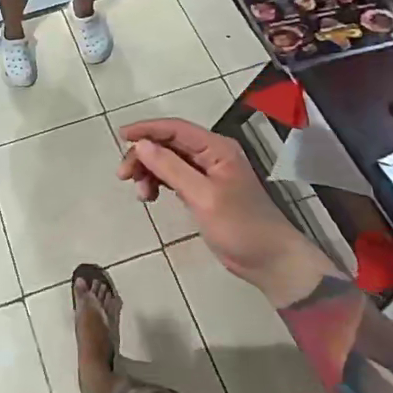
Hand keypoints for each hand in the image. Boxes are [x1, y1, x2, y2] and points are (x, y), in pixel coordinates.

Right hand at [116, 118, 336, 305]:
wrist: (272, 263)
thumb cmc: (242, 227)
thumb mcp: (203, 197)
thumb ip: (171, 168)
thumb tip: (140, 144)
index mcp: (217, 149)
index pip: (174, 128)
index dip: (145, 129)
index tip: (120, 137)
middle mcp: (211, 155)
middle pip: (165, 143)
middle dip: (142, 156)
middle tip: (123, 175)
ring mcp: (206, 172)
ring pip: (164, 160)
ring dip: (147, 171)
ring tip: (141, 194)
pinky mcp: (201, 189)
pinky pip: (170, 176)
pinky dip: (156, 182)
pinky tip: (150, 197)